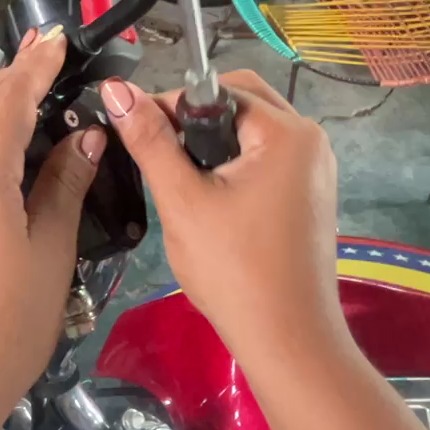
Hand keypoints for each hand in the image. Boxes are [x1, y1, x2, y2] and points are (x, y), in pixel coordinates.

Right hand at [99, 72, 340, 354]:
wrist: (287, 341)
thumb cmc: (233, 270)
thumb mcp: (182, 200)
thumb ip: (149, 140)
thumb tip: (115, 88)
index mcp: (287, 133)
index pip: (218, 89)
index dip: (171, 104)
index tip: (137, 132)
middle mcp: (310, 140)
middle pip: (241, 101)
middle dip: (194, 117)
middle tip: (158, 151)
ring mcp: (314, 168)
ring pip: (251, 129)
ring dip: (212, 139)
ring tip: (177, 173)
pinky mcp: (309, 193)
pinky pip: (264, 156)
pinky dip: (232, 161)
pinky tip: (208, 193)